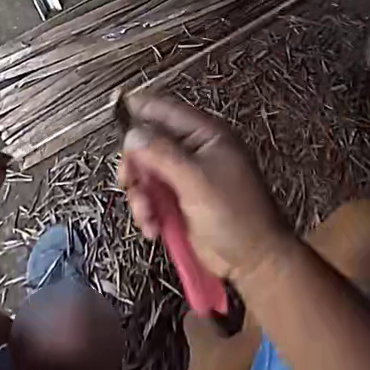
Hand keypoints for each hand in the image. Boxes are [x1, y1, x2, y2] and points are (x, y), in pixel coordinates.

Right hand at [116, 94, 294, 284]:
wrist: (252, 260)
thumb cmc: (236, 214)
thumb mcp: (196, 180)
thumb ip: (162, 154)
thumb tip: (133, 133)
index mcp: (206, 136)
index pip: (167, 111)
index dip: (142, 109)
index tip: (117, 110)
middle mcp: (194, 153)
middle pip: (150, 144)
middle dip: (136, 164)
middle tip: (130, 180)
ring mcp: (186, 179)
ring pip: (146, 174)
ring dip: (141, 195)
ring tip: (147, 214)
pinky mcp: (179, 203)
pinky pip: (151, 199)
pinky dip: (147, 212)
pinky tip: (154, 227)